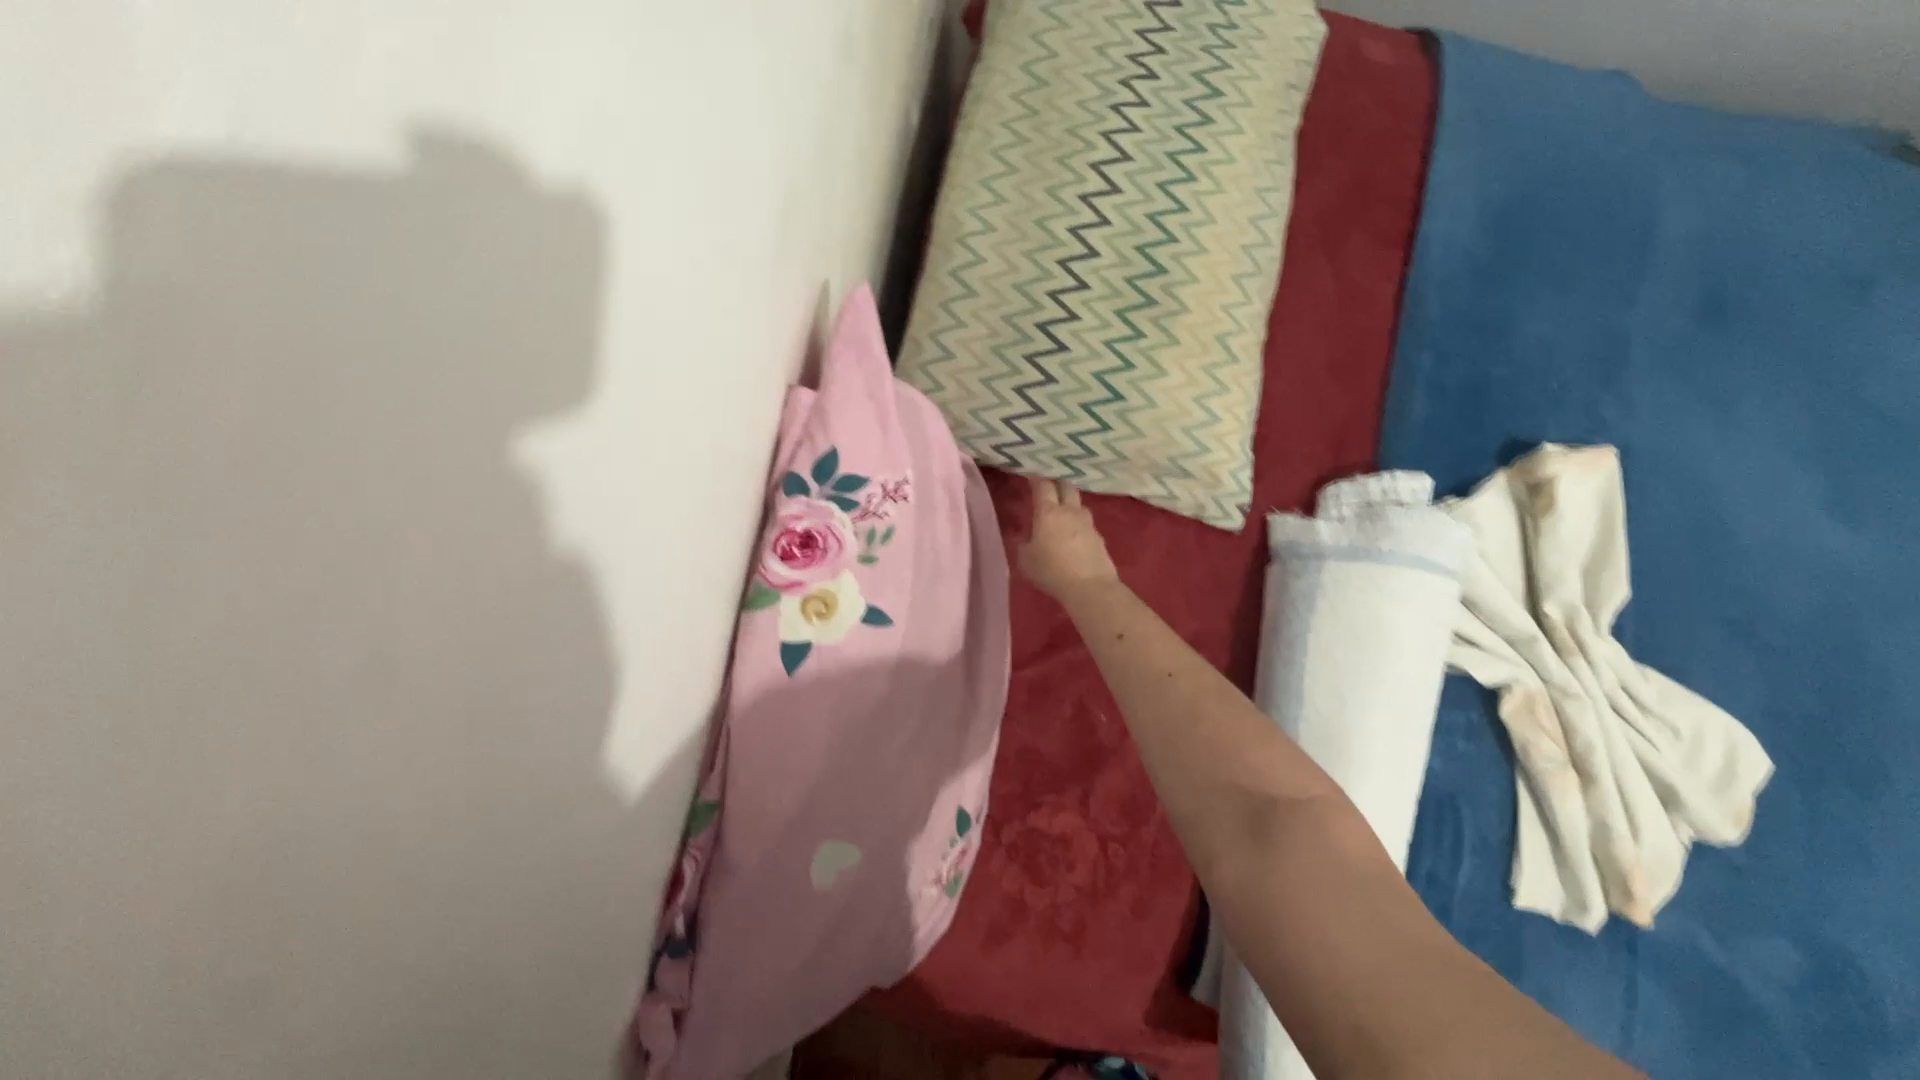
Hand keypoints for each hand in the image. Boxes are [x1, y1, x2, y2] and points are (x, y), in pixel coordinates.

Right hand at [1017, 475, 1119, 602]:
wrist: (1089, 586)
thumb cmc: (1051, 571)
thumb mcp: (1026, 561)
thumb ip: (1023, 545)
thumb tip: (1024, 539)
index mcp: (1048, 513)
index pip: (1043, 486)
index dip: (1036, 480)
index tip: (1031, 478)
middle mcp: (1070, 512)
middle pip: (1067, 487)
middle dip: (1058, 485)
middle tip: (1050, 490)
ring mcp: (1088, 524)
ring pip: (1080, 505)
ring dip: (1072, 505)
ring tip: (1065, 513)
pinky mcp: (1100, 538)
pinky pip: (1089, 524)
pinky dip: (1081, 525)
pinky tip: (1077, 535)